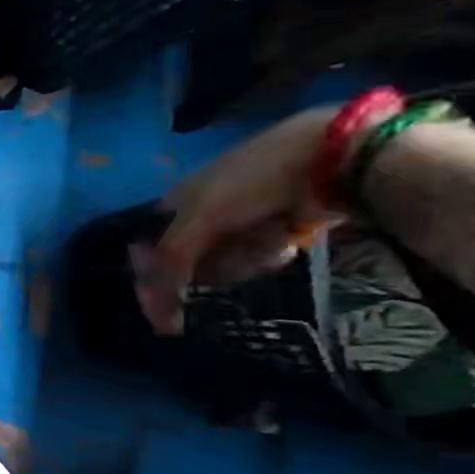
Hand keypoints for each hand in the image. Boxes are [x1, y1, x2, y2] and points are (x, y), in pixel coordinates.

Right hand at [135, 106, 347, 334]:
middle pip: (188, 266)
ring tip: (269, 240)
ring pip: (222, 267)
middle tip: (233, 258)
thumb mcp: (200, 216)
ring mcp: (235, 227)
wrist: (324, 160)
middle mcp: (199, 216)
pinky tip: (284, 240)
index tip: (166, 311)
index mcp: (174, 204)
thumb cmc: (251, 181)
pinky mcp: (267, 235)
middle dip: (211, 268)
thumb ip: (172, 259)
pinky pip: (252, 263)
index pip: (150, 253)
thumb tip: (162, 313)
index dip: (153, 282)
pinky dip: (266, 256)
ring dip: (244, 260)